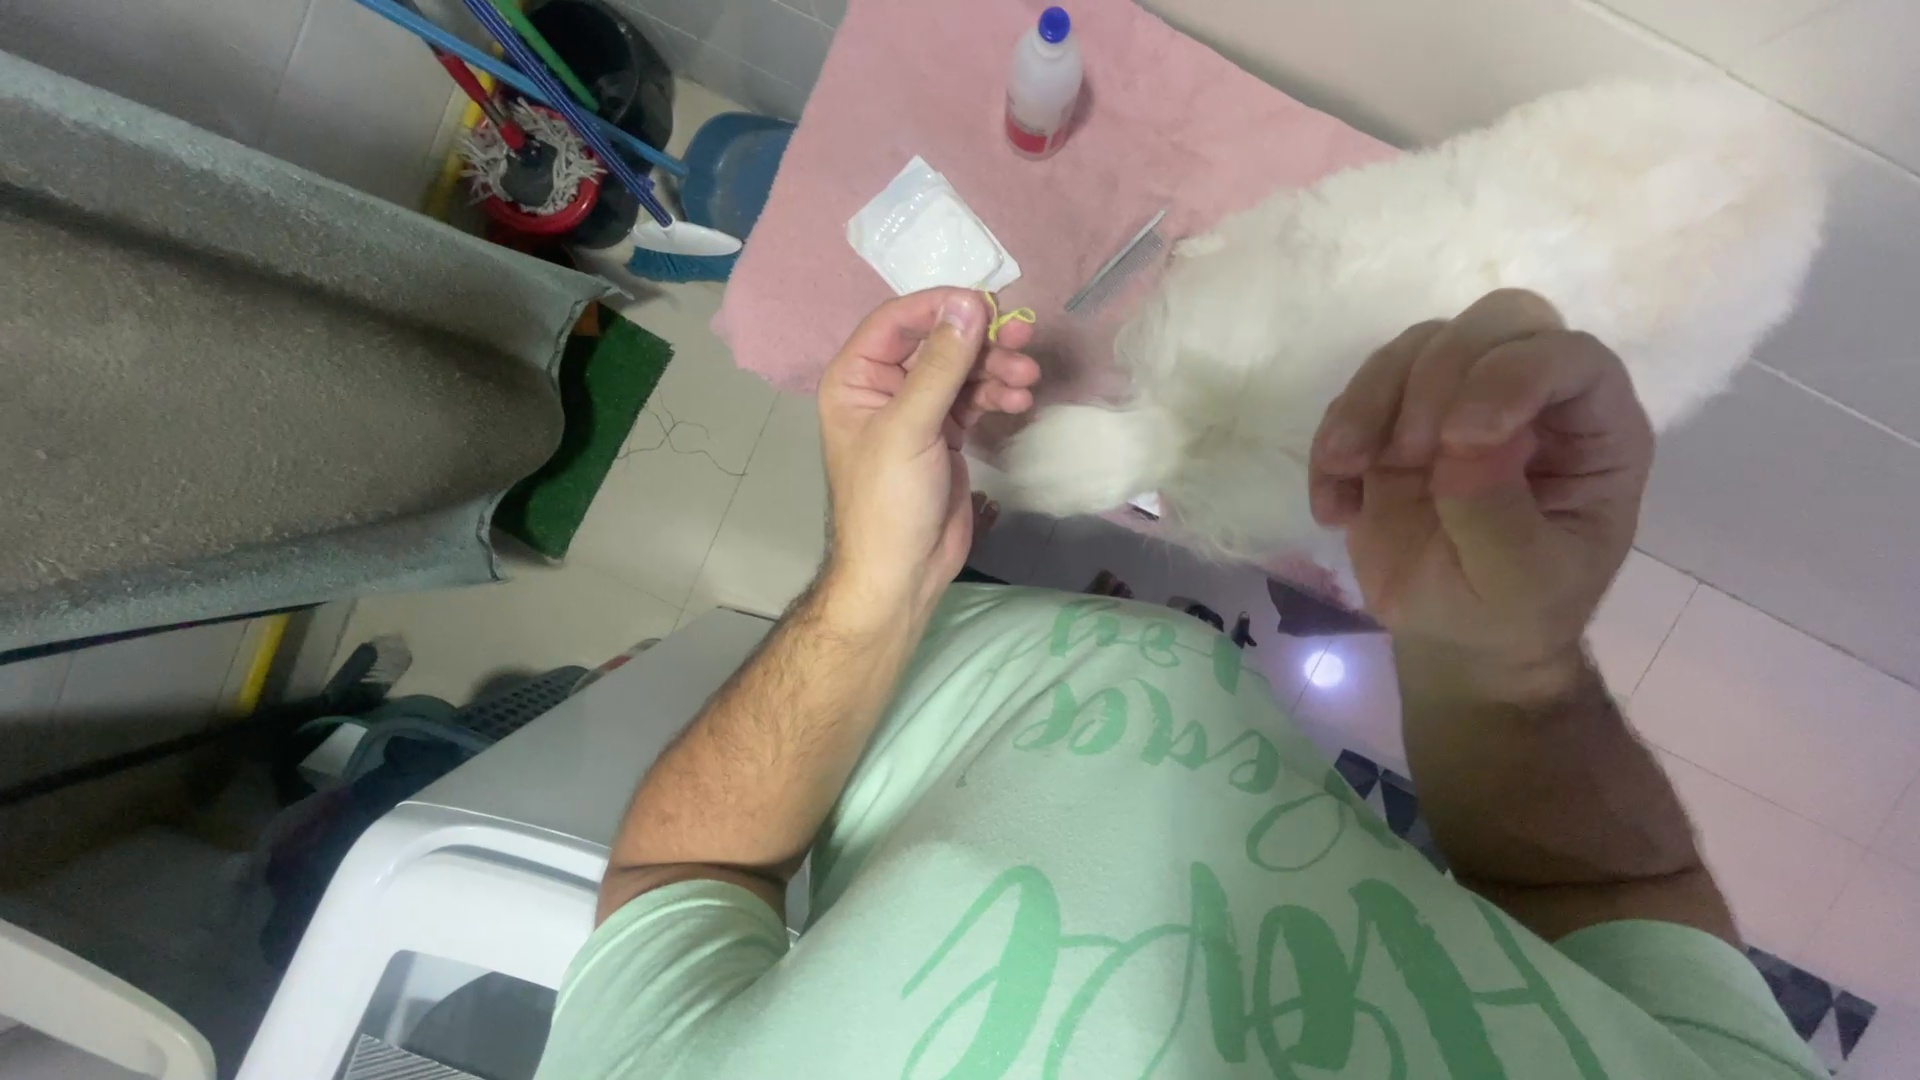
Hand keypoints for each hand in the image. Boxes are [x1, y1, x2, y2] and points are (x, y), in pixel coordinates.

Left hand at [817, 288, 1039, 624]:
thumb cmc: (889, 499)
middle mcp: (884, 388)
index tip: (988, 305)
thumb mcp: (910, 428)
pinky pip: (973, 400)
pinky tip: (1019, 402)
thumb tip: (970, 304)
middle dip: (980, 342)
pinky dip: (996, 397)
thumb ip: (941, 365)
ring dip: (995, 371)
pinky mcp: (945, 435)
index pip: (898, 322)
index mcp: (856, 378)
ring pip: (961, 372)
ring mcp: (917, 412)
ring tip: (1027, 381)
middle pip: (937, 344)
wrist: (902, 570)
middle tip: (1023, 339)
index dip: (941, 307)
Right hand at [1307, 289, 1653, 702]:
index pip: (1565, 357)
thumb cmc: (1506, 610)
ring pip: (1410, 350)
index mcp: (1589, 431)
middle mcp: (1525, 401)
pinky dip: (1330, 447)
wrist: (1450, 633)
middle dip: (1433, 377)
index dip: (1509, 377)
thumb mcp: (1518, 579)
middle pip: (1490, 324)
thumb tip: (1465, 440)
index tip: (1455, 444)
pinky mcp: (1388, 428)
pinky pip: (1351, 400)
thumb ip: (1498, 511)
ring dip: (1367, 406)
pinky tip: (1335, 508)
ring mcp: (1452, 408)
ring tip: (1350, 474)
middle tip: (1403, 454)